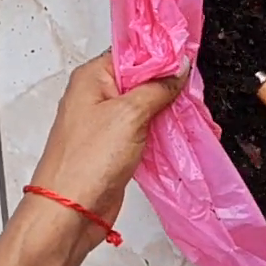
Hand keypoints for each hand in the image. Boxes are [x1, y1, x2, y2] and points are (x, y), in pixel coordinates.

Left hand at [27, 53, 185, 239]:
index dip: (160, 54)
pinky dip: (162, 130)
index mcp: (92, 77)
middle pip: (141, 78)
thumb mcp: (129, 114)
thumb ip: (158, 87)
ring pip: (145, 105)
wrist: (70, 213)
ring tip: (194, 111)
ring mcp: (106, 122)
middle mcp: (96, 95)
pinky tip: (181, 130)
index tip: (187, 58)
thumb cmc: (87, 161)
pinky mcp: (115, 146)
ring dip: (168, 109)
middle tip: (195, 89)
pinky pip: (144, 129)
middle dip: (169, 84)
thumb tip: (179, 68)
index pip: (132, 53)